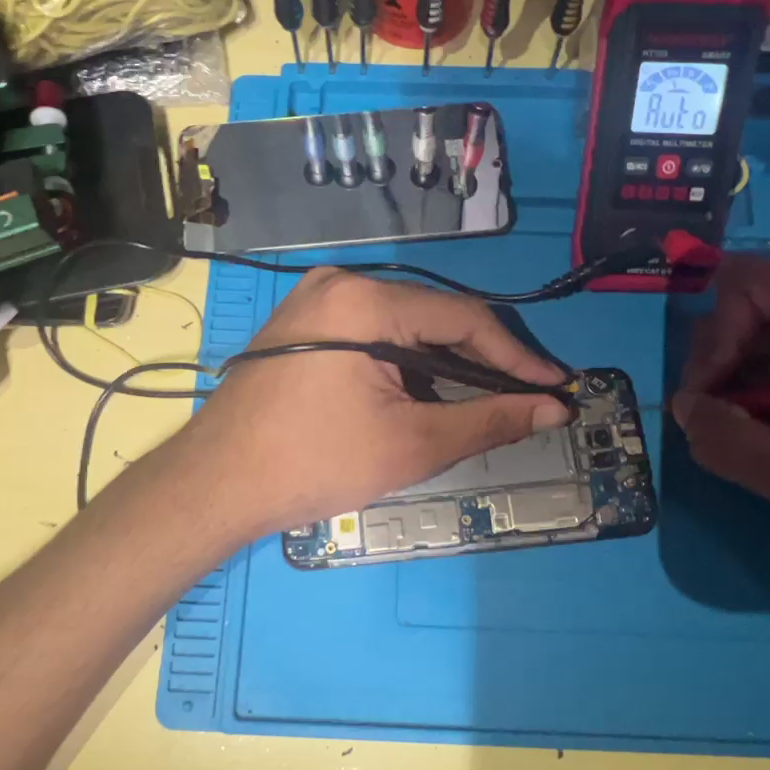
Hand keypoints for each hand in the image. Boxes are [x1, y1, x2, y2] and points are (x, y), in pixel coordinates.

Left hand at [161, 269, 570, 541]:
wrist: (214, 486)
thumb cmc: (313, 465)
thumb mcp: (411, 445)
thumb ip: (489, 421)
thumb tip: (554, 409)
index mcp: (364, 301)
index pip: (463, 318)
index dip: (515, 355)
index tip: (555, 386)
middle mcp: (339, 284)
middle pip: (432, 317)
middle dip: (481, 361)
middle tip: (525, 397)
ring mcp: (314, 301)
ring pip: (402, 327)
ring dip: (443, 365)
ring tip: (482, 404)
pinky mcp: (301, 325)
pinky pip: (371, 335)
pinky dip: (404, 365)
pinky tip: (425, 397)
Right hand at [670, 254, 769, 560]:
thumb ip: (728, 441)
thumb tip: (682, 409)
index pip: (746, 286)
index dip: (716, 337)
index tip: (709, 398)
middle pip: (741, 310)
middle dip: (717, 366)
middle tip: (716, 422)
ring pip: (747, 338)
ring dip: (729, 385)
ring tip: (737, 433)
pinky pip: (766, 361)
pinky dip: (748, 395)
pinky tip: (757, 433)